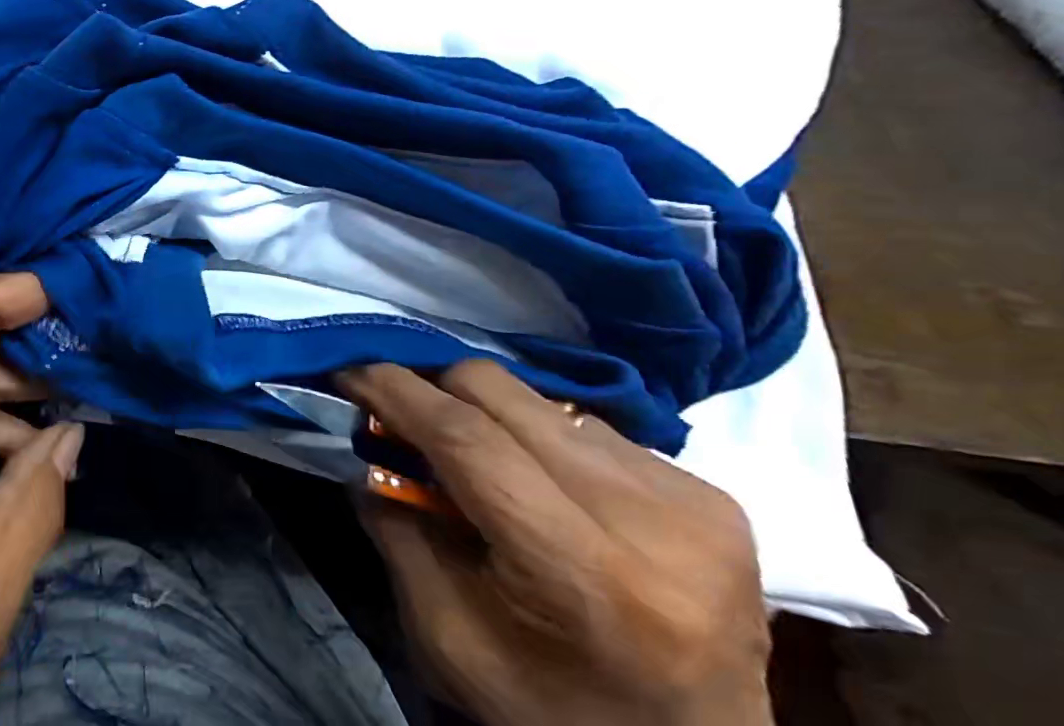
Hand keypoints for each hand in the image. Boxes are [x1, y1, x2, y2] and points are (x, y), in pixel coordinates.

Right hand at [340, 361, 772, 725]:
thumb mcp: (449, 640)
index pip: (471, 442)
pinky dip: (543, 438)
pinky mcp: (712, 492)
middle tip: (400, 409)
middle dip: (437, 388)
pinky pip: (592, 428)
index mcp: (582, 575)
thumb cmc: (552, 714)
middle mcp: (650, 519)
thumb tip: (367, 442)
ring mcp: (691, 498)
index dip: (400, 395)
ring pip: (546, 402)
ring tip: (471, 453)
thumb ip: (399, 532)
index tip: (352, 371)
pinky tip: (538, 480)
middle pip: (507, 397)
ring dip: (489, 414)